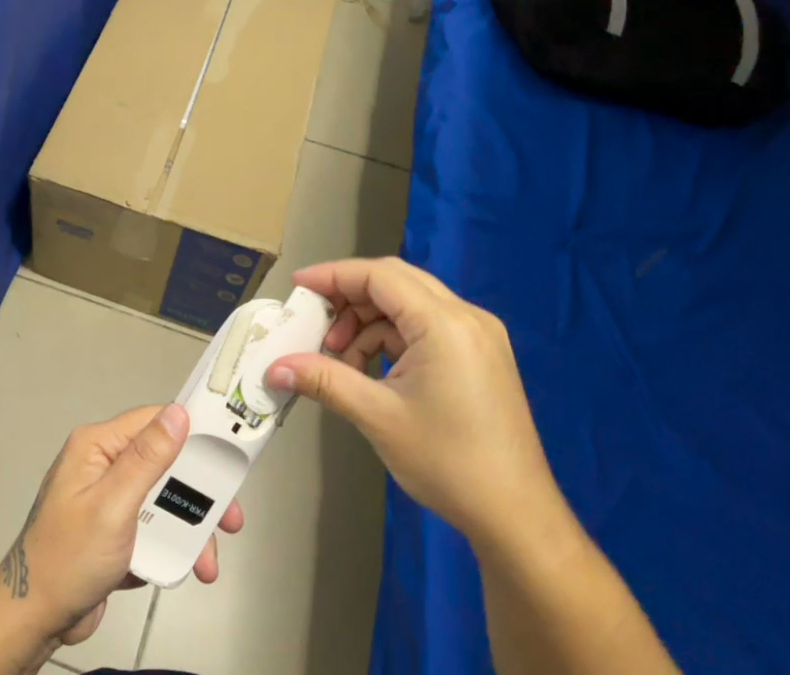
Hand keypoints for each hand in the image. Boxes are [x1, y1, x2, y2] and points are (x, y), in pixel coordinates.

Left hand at [6, 404, 243, 646]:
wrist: (36, 618)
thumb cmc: (70, 557)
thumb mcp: (113, 505)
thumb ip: (147, 458)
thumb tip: (178, 412)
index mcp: (97, 447)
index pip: (154, 421)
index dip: (193, 432)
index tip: (230, 451)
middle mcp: (103, 464)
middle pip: (165, 464)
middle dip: (199, 495)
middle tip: (230, 521)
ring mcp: (108, 498)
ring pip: (163, 500)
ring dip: (189, 528)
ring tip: (208, 560)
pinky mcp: (114, 528)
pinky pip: (152, 526)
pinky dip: (171, 545)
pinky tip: (185, 567)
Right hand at [264, 258, 563, 552]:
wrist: (515, 514)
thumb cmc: (447, 462)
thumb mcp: (378, 416)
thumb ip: (324, 381)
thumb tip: (274, 368)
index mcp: (444, 323)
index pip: (379, 276)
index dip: (334, 276)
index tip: (297, 286)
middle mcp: (467, 317)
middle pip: (396, 281)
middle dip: (350, 298)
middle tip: (315, 326)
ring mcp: (479, 335)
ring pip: (410, 304)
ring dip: (369, 323)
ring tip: (341, 361)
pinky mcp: (481, 355)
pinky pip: (427, 327)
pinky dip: (393, 339)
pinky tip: (372, 372)